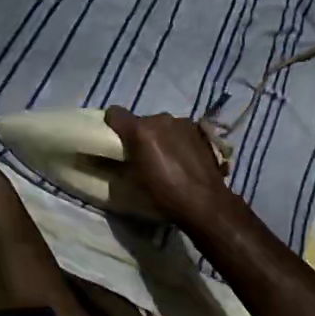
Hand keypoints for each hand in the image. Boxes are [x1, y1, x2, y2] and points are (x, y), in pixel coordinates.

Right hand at [105, 107, 234, 227]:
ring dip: (160, 136)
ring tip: (167, 158)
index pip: (115, 113)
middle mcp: (161, 119)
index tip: (114, 139)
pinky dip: (177, 139)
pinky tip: (184, 158)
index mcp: (140, 130)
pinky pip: (179, 130)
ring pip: (162, 125)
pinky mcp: (199, 129)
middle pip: (141, 121)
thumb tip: (109, 158)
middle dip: (139, 135)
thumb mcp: (131, 183)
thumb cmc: (163, 195)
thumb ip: (117, 164)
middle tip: (143, 156)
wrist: (204, 202)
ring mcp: (182, 122)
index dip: (112, 125)